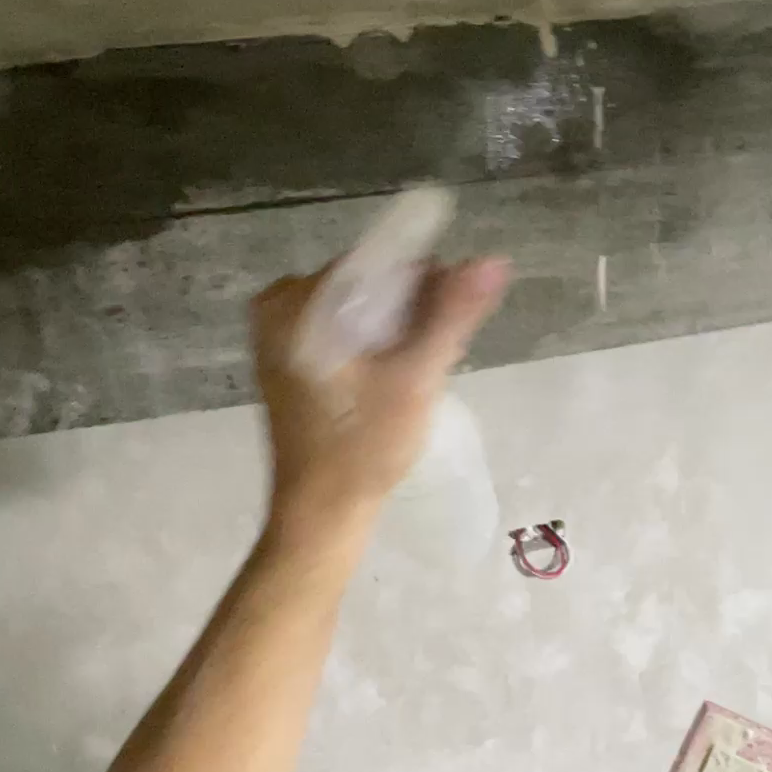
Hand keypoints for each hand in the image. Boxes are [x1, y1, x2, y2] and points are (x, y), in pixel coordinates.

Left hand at [249, 256, 509, 529]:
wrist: (321, 510)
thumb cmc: (364, 448)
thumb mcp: (415, 378)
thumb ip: (452, 316)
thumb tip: (494, 261)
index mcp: (296, 302)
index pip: (378, 263)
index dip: (425, 285)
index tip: (450, 321)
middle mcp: (278, 307)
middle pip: (368, 285)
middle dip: (410, 312)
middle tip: (436, 354)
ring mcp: (280, 334)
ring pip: (361, 308)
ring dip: (398, 330)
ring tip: (420, 368)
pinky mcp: (290, 358)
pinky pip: (346, 329)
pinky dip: (376, 343)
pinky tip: (396, 373)